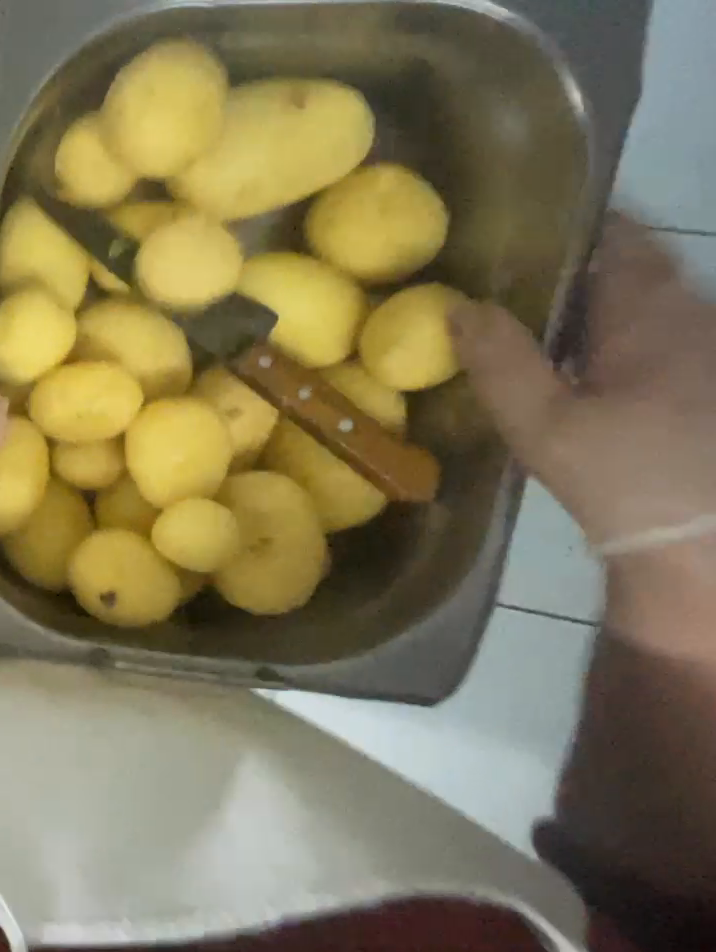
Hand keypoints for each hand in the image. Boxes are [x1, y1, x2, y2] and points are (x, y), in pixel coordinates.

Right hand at [453, 216, 715, 648]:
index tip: (545, 217)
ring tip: (544, 311)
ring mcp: (707, 359)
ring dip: (603, 302)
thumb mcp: (542, 422)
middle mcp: (694, 325)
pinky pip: (661, 341)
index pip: (627, 249)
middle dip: (591, 264)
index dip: (590, 226)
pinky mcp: (706, 392)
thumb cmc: (620, 472)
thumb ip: (500, 361)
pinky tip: (584, 361)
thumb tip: (458, 307)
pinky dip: (618, 335)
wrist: (698, 537)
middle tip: (528, 268)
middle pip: (644, 276)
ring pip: (654, 309)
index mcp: (654, 322)